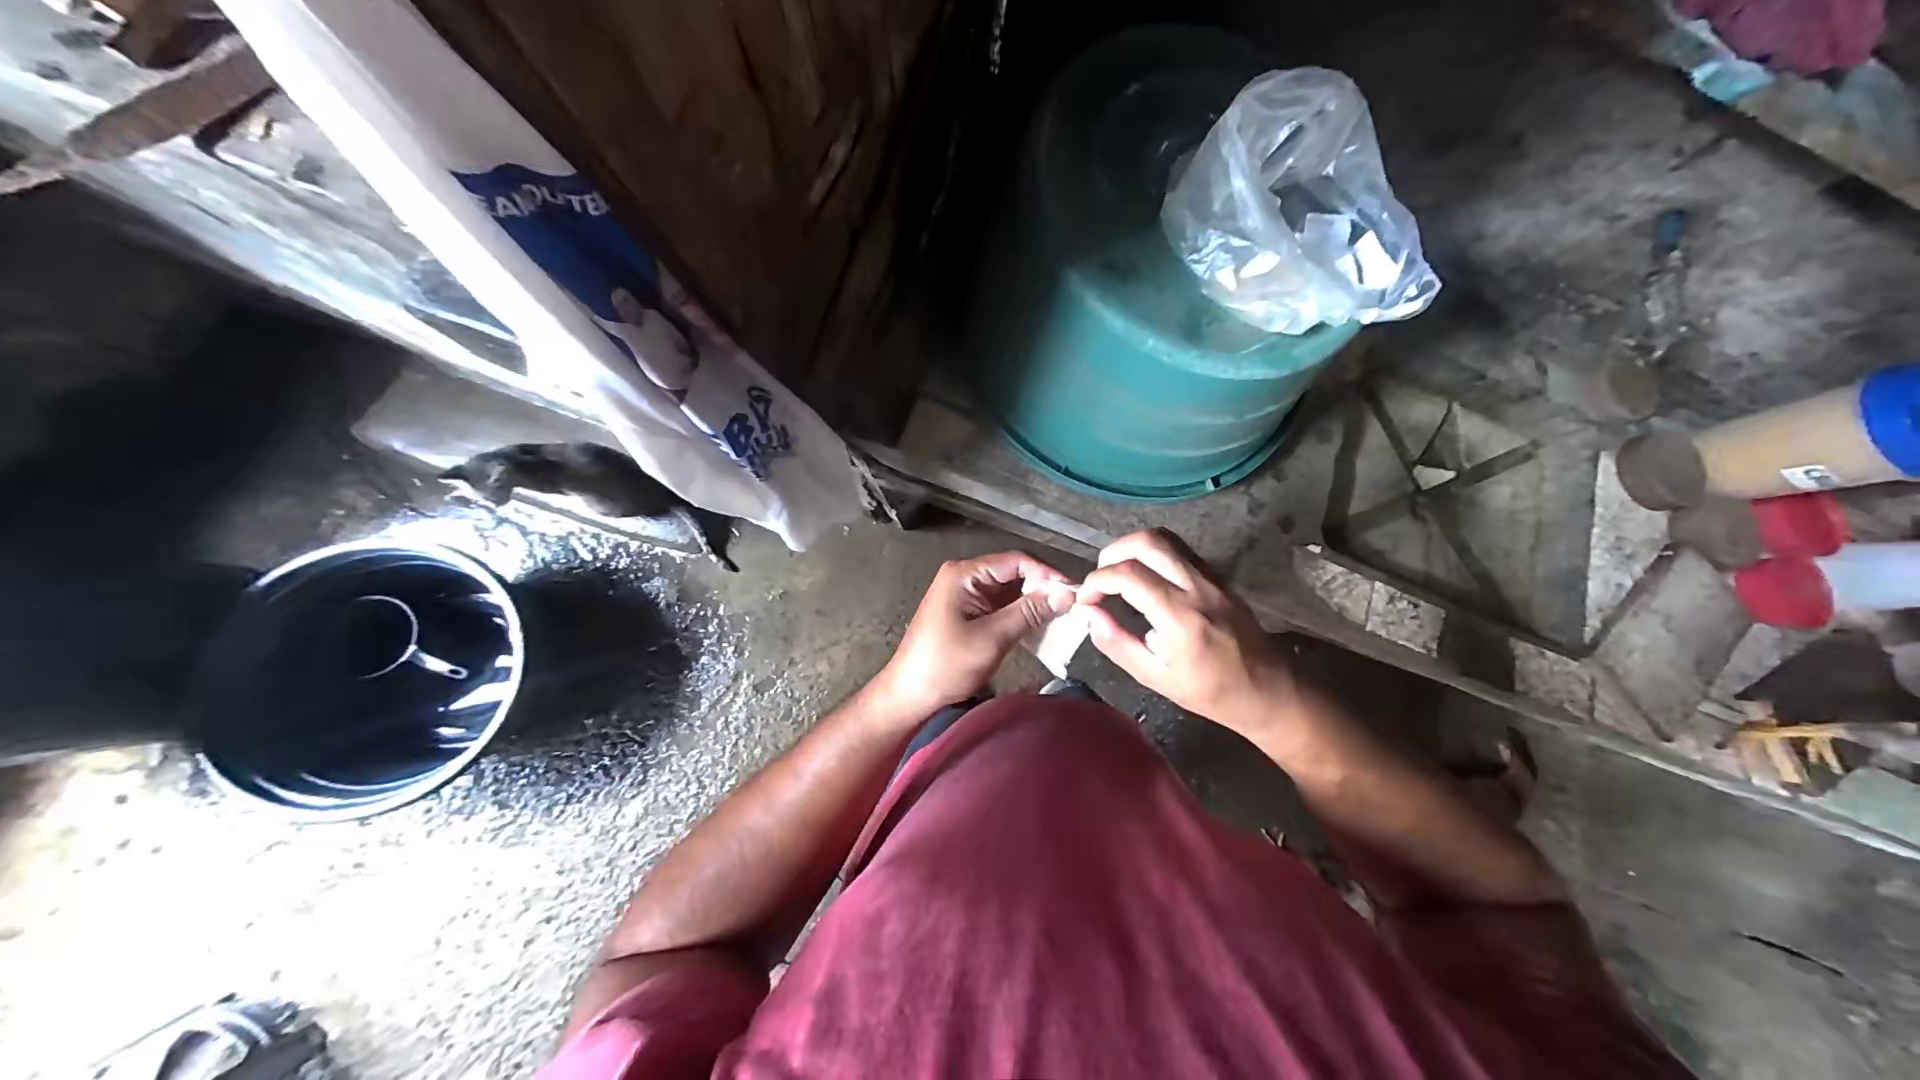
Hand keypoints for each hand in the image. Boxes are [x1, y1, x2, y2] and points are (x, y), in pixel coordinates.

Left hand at [873, 551, 1072, 720]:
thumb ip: (1028, 613)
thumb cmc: (944, 665)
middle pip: (1014, 574)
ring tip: (1063, 619)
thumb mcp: (990, 638)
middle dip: (1042, 589)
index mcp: (963, 575)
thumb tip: (1066, 595)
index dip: (1046, 573)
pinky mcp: (969, 617)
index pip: (1015, 561)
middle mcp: (964, 579)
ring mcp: (966, 598)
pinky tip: (1041, 629)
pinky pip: (1002, 609)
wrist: (910, 698)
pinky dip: (1021, 617)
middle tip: (1073, 607)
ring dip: (1034, 605)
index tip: (1074, 592)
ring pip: (1010, 593)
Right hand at [1077, 529, 1292, 737]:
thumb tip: (1089, 614)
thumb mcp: (1154, 677)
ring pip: (1165, 538)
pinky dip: (1152, 554)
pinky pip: (1180, 550)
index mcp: (1180, 618)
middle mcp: (1198, 588)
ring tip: (1117, 573)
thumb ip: (1116, 642)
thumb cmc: (1210, 691)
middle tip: (1099, 578)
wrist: (1269, 689)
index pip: (1128, 575)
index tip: (1086, 599)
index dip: (1096, 581)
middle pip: (1147, 542)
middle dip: (1112, 554)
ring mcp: (1212, 578)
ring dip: (1132, 548)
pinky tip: (1144, 577)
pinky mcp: (1218, 576)